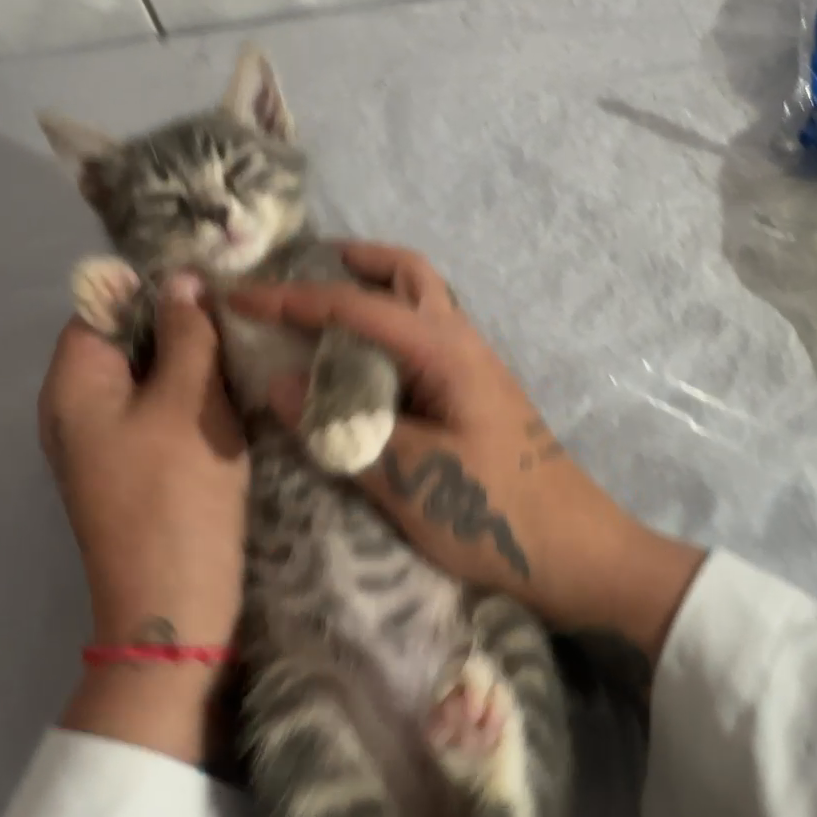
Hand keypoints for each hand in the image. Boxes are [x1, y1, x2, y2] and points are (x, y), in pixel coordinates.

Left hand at [38, 273, 247, 759]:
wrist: (173, 603)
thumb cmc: (177, 495)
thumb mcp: (188, 403)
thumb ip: (186, 335)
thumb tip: (183, 279)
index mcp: (74, 383)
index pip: (104, 304)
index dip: (156, 286)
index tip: (216, 280)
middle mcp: (78, 406)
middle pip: (127, 339)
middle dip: (181, 322)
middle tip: (243, 314)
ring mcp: (106, 440)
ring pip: (150, 375)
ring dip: (194, 359)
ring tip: (248, 346)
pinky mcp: (136, 465)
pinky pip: (161, 410)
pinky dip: (194, 394)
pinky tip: (237, 391)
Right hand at [228, 243, 705, 662]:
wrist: (577, 554)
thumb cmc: (496, 515)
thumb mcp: (411, 476)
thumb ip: (343, 426)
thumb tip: (278, 382)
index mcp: (446, 352)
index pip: (356, 307)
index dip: (292, 299)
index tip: (238, 296)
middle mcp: (463, 345)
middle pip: (410, 276)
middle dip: (355, 262)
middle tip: (301, 272)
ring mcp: (475, 371)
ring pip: (422, 307)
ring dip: (373, 296)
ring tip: (320, 317)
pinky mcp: (475, 399)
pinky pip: (424, 345)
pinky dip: (387, 337)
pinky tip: (361, 370)